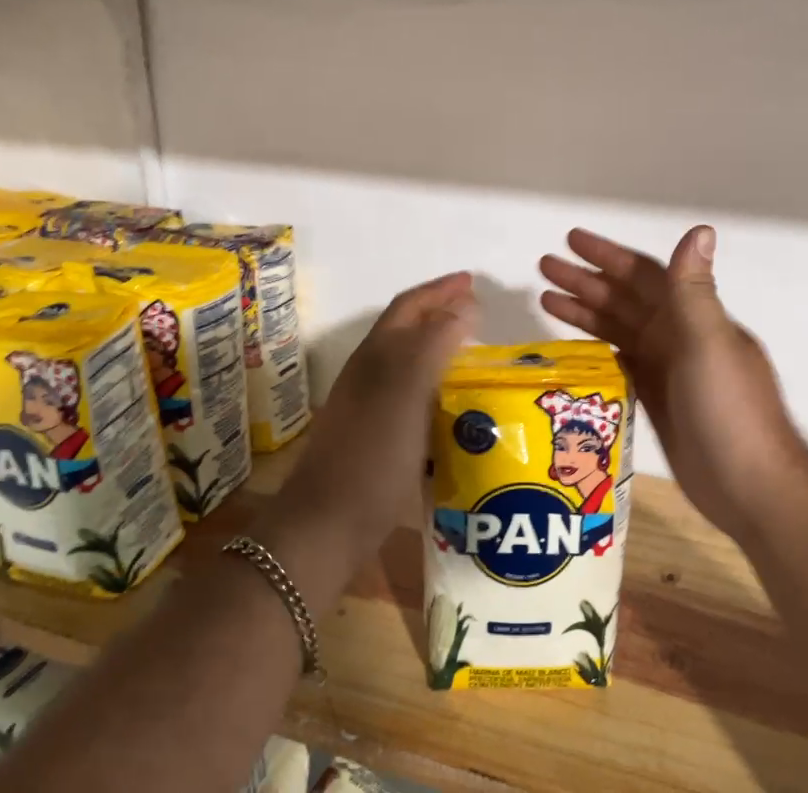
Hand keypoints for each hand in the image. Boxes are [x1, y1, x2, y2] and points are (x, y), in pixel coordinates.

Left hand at [269, 272, 477, 565]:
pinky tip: (455, 406)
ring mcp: (369, 407)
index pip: (408, 307)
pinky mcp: (376, 438)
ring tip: (475, 353)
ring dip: (439, 349)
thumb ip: (434, 343)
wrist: (328, 525)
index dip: (439, 289)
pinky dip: (436, 387)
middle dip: (440, 314)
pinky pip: (412, 397)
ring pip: (408, 364)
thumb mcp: (407, 392)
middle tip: (479, 312)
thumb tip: (463, 304)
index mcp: (375, 356)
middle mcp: (368, 374)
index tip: (473, 282)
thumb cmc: (372, 454)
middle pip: (406, 331)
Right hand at [539, 227, 807, 543]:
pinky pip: (620, 364)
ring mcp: (669, 370)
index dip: (607, 256)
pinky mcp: (657, 401)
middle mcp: (679, 337)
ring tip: (544, 299)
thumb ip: (693, 291)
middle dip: (586, 282)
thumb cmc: (730, 413)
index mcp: (693, 318)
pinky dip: (596, 352)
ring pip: (619, 331)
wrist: (751, 487)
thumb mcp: (707, 345)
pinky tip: (570, 350)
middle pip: (625, 300)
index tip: (570, 240)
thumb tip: (700, 229)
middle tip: (543, 267)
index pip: (643, 276)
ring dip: (585, 313)